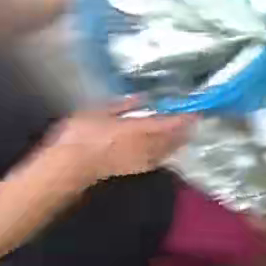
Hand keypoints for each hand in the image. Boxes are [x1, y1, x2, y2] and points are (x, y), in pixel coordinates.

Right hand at [45, 99, 195, 181]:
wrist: (71, 164)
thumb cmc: (81, 134)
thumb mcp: (98, 112)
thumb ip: (123, 106)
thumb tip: (142, 98)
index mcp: (138, 129)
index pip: (169, 123)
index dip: (184, 117)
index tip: (194, 111)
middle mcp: (148, 145)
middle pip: (175, 137)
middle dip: (186, 128)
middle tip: (193, 120)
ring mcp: (146, 158)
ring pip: (171, 148)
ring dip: (181, 140)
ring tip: (186, 131)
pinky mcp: (141, 168)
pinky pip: (163, 158)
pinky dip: (170, 150)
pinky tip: (172, 147)